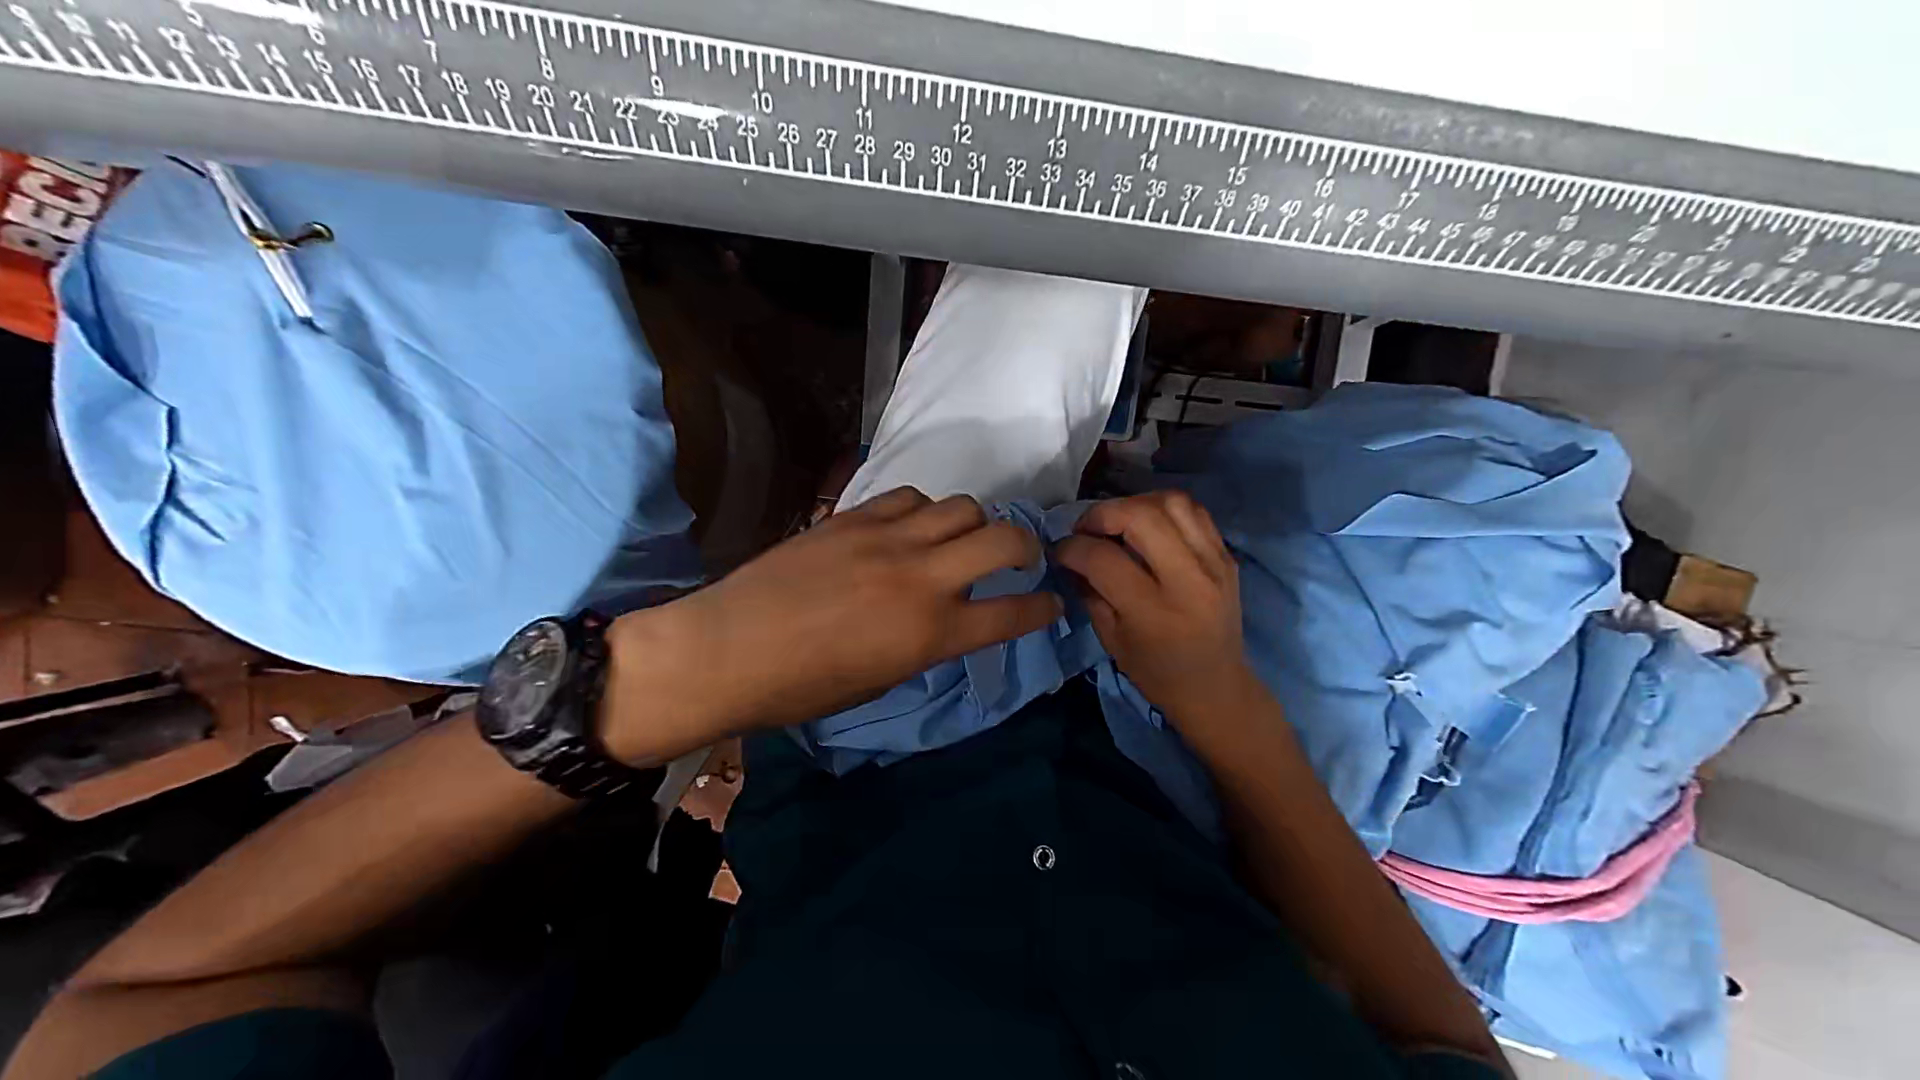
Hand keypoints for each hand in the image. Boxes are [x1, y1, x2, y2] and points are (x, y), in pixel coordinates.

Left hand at [598, 488, 1062, 763]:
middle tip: (1019, 558)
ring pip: (961, 506)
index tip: (1052, 602)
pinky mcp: (853, 517)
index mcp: (931, 634)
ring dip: (973, 523)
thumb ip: (926, 644)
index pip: (1012, 613)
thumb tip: (946, 618)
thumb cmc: (802, 688)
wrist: (727, 649)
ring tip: (957, 539)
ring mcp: (888, 539)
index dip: (1042, 608)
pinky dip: (924, 511)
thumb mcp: (881, 680)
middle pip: (1004, 539)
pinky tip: (910, 526)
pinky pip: (910, 497)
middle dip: (1026, 547)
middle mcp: (922, 579)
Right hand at [1054, 491, 1259, 724]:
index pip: (1104, 558)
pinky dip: (1163, 509)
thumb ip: (1089, 591)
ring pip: (1171, 502)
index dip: (1072, 547)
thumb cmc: (1156, 672)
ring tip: (1118, 522)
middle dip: (1102, 514)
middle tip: (1087, 529)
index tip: (1060, 551)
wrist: (1216, 687)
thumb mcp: (1110, 639)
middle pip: (1141, 516)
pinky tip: (1147, 525)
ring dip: (1135, 504)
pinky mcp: (1226, 555)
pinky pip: (1193, 511)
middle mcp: (1188, 580)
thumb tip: (1068, 554)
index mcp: (1154, 611)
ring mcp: (1214, 563)